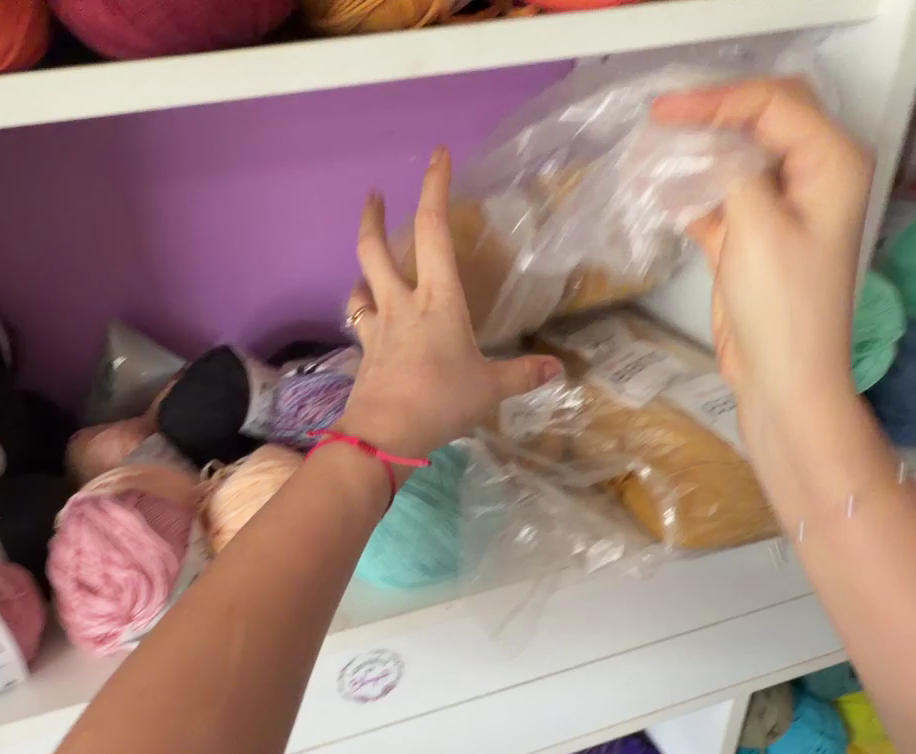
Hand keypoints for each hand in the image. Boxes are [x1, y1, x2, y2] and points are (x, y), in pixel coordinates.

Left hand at [336, 148, 561, 460]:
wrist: (385, 435)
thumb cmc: (441, 401)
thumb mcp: (489, 389)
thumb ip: (522, 375)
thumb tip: (557, 369)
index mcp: (438, 300)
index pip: (434, 230)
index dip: (435, 188)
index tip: (437, 156)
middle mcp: (402, 305)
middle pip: (375, 248)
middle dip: (373, 216)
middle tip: (374, 195)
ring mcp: (377, 329)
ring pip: (360, 283)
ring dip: (362, 267)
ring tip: (368, 264)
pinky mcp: (364, 354)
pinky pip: (359, 322)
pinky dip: (361, 310)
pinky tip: (367, 316)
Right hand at [652, 79, 870, 411]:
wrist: (782, 378)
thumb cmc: (782, 307)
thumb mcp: (757, 228)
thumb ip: (734, 174)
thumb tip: (709, 147)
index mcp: (830, 163)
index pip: (773, 104)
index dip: (717, 100)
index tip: (662, 113)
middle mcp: (811, 177)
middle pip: (759, 122)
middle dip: (709, 118)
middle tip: (657, 122)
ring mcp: (781, 210)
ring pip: (736, 161)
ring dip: (696, 155)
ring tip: (650, 154)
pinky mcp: (752, 241)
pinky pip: (720, 201)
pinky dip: (692, 195)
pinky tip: (660, 194)